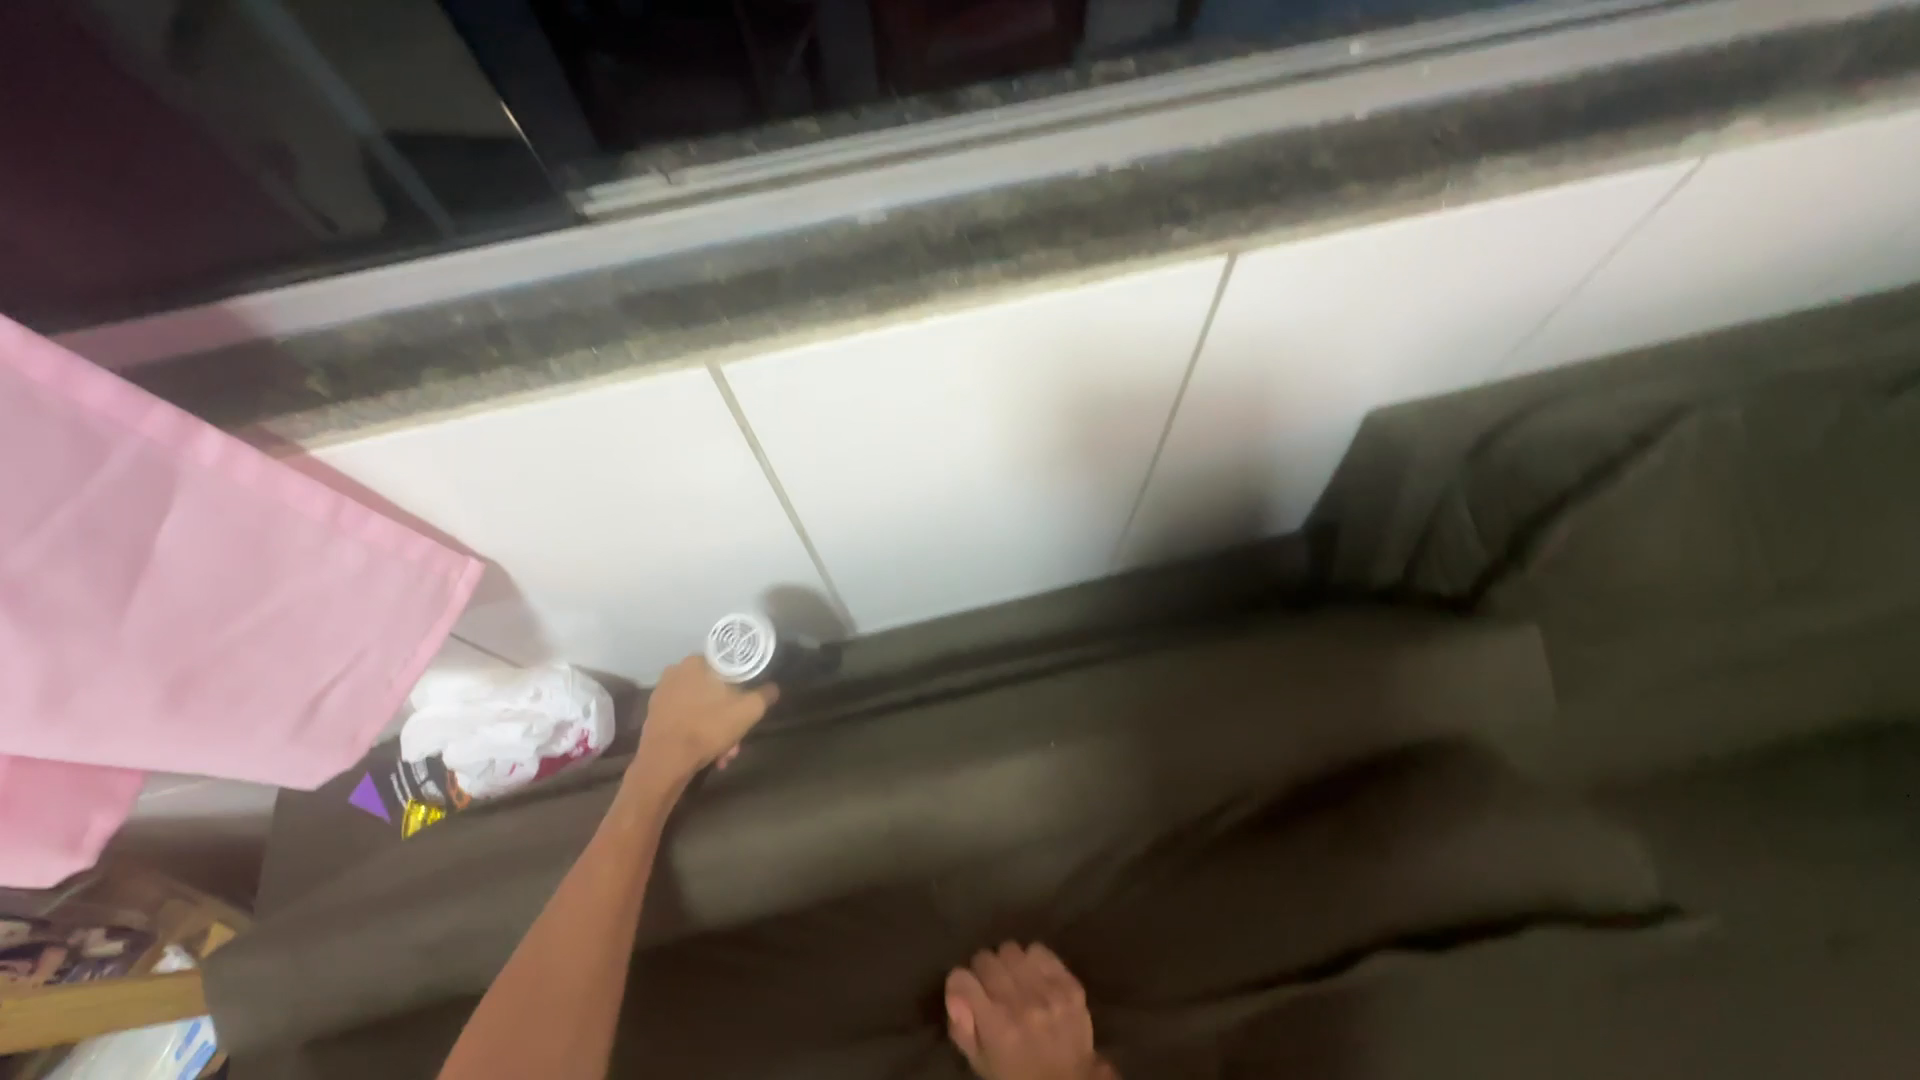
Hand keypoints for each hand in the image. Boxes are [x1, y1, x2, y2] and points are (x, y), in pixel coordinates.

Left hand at [634, 656, 777, 782]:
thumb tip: (772, 688)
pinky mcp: (655, 717)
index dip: (742, 688)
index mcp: (695, 663)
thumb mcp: (749, 710)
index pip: (728, 667)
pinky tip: (709, 754)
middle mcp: (675, 673)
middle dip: (729, 718)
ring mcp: (662, 695)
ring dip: (716, 730)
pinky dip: (698, 734)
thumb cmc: (708, 727)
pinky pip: (686, 721)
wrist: (665, 762)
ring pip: (701, 709)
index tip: (747, 708)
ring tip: (724, 755)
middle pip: (714, 692)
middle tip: (737, 740)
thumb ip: (765, 694)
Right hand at [946, 943, 1114, 1079]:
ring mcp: (1047, 990)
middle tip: (993, 988)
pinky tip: (1036, 977)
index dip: (962, 983)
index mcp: (995, 1024)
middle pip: (985, 958)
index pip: (961, 977)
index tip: (970, 993)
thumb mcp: (980, 1061)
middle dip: (984, 972)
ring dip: (1008, 963)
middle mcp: (1019, 1002)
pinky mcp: (1068, 983)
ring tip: (1015, 980)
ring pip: (1011, 950)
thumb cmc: (1017, 1074)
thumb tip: (955, 991)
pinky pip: (1040, 951)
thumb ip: (961, 1026)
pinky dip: (1033, 961)